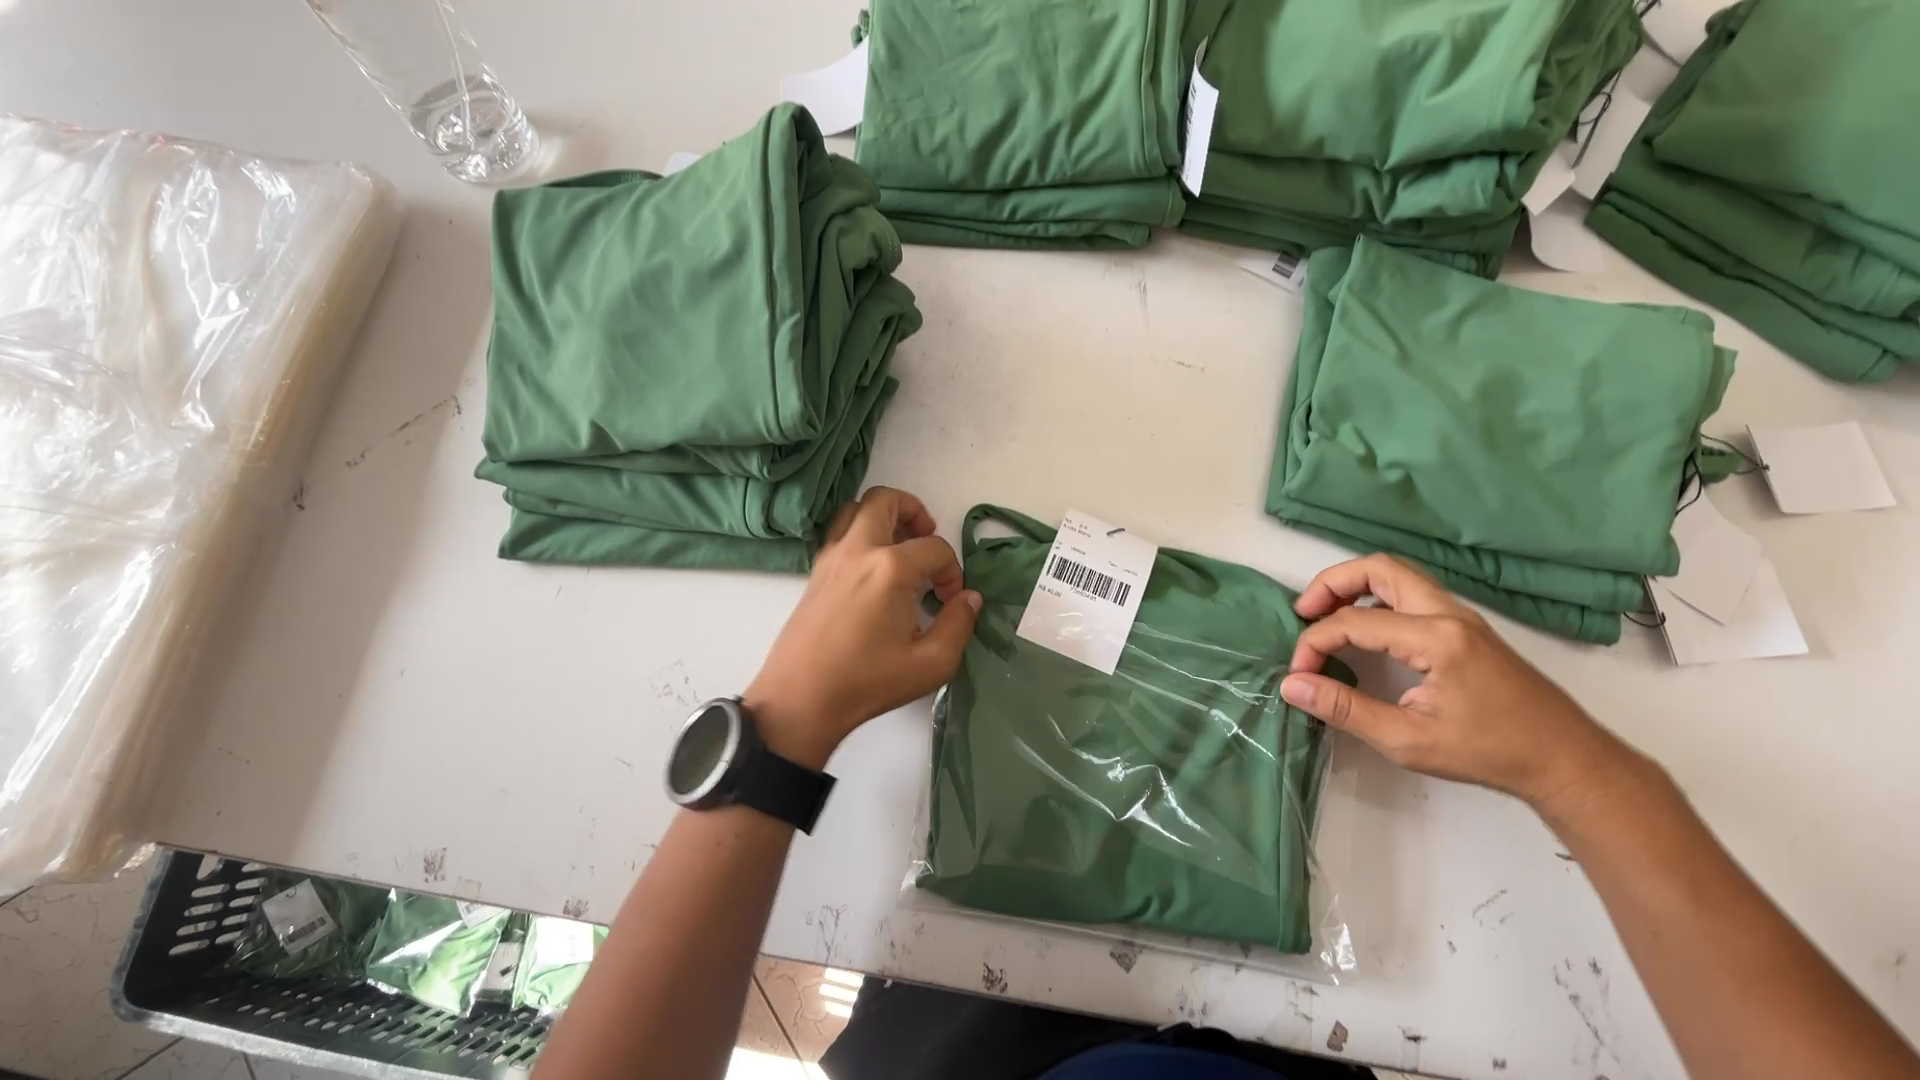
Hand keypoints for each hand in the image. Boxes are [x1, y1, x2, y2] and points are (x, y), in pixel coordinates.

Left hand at [744, 487, 981, 769]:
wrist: (801, 699)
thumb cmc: (869, 682)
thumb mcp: (932, 663)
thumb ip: (959, 625)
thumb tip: (969, 598)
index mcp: (891, 568)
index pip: (935, 548)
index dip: (952, 571)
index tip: (949, 601)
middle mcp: (859, 550)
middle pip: (885, 500)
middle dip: (914, 511)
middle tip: (926, 540)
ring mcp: (831, 558)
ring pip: (855, 509)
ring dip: (882, 516)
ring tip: (899, 547)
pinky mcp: (815, 573)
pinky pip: (838, 532)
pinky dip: (859, 534)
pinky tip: (872, 569)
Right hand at [1279, 555, 1643, 817]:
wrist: (1566, 759)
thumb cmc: (1488, 753)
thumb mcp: (1407, 740)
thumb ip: (1345, 709)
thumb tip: (1292, 686)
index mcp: (1436, 638)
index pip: (1354, 621)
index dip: (1314, 643)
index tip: (1298, 675)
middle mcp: (1448, 613)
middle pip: (1378, 568)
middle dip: (1331, 584)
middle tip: (1303, 613)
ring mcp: (1461, 616)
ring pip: (1397, 574)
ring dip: (1355, 585)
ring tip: (1325, 615)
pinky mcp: (1466, 627)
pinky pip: (1411, 592)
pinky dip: (1376, 596)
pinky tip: (1363, 628)